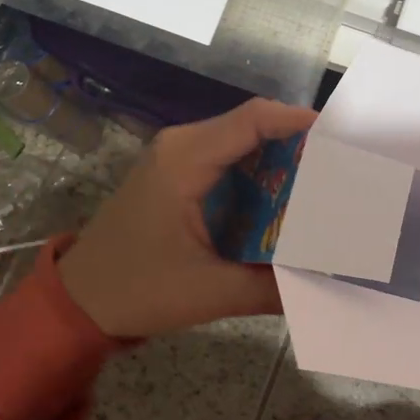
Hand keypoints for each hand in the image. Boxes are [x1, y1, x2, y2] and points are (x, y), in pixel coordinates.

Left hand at [59, 99, 317, 338]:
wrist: (77, 299)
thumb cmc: (137, 289)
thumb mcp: (208, 293)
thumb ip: (270, 287)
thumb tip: (326, 285)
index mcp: (185, 160)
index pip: (253, 119)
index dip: (298, 121)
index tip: (341, 138)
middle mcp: (182, 144)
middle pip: (252, 124)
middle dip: (298, 144)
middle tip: (342, 168)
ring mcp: (177, 155)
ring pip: (241, 139)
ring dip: (280, 158)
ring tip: (323, 182)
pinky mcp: (176, 171)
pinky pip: (227, 156)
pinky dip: (258, 170)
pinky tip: (284, 197)